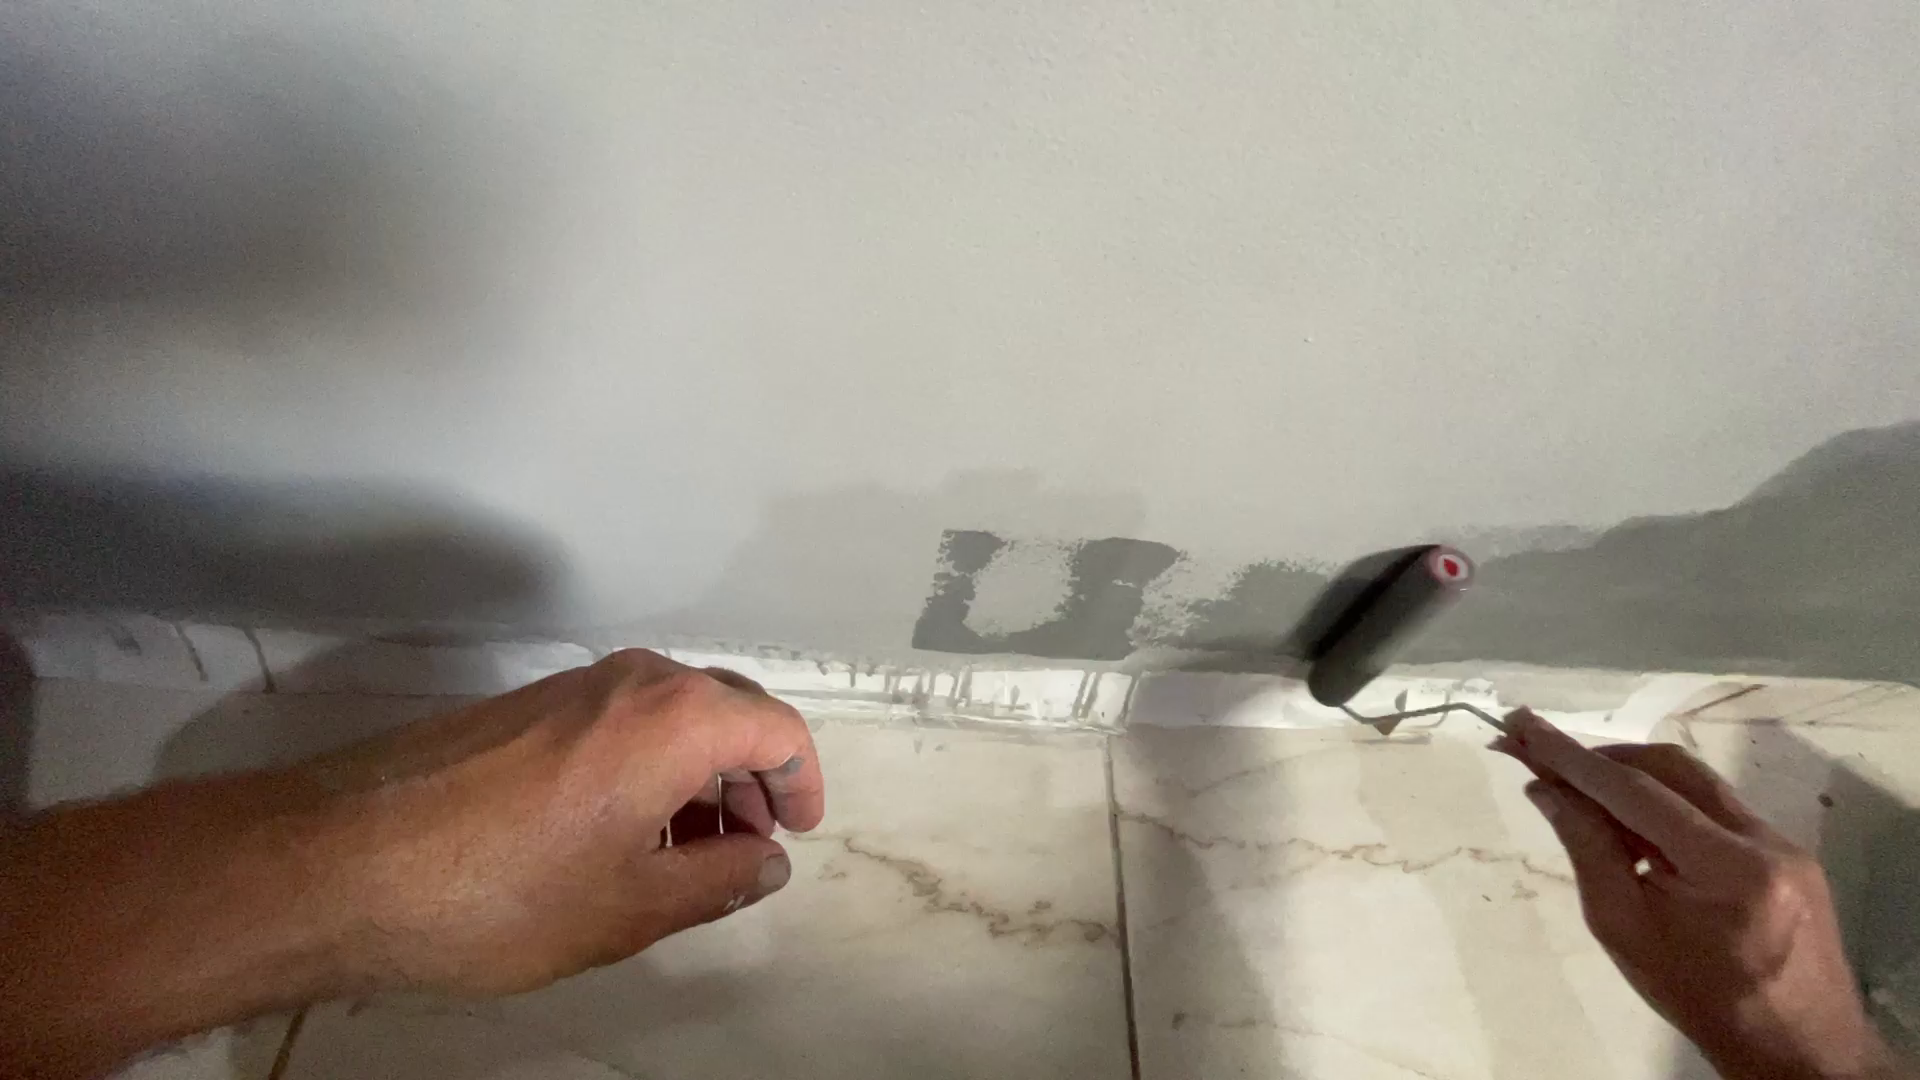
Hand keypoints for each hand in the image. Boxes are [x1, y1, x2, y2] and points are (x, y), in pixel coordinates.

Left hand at [2, 649, 826, 1076]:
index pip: (780, 730)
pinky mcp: (544, 701)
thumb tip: (768, 862)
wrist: (335, 861)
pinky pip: (633, 717)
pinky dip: (659, 761)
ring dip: (707, 771)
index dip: (802, 782)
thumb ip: (722, 880)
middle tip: (750, 842)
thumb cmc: (506, 891)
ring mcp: (589, 683)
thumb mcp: (633, 906)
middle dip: (756, 777)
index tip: (798, 832)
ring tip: (691, 844)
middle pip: (735, 711)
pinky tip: (630, 823)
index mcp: (683, 717)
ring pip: (683, 713)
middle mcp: (645, 680)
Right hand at [1498, 709, 1900, 1079]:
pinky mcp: (1783, 855)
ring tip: (1576, 795)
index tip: (1519, 723)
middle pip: (1666, 767)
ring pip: (1689, 780)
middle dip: (1598, 758)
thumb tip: (1544, 786)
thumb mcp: (1620, 922)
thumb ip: (1584, 845)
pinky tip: (1624, 826)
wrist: (1799, 1054)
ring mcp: (1782, 846)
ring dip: (1625, 777)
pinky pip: (1707, 806)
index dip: (1567, 754)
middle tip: (1539, 760)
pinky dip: (1656, 802)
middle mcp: (1765, 842)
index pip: (1631, 789)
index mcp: (1727, 865)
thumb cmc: (1697, 994)